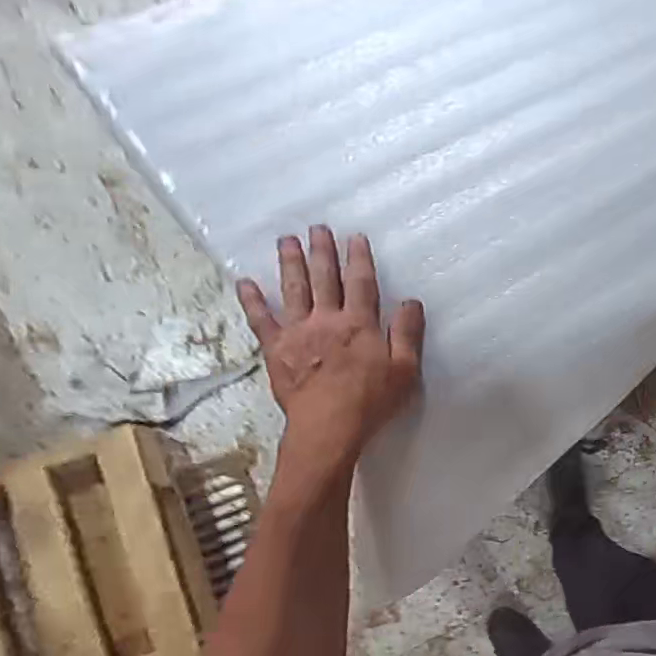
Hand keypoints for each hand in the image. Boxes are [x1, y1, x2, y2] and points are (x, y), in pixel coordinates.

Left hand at [236, 225, 424, 463]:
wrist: (327, 427)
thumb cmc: (370, 401)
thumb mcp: (404, 370)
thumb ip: (407, 334)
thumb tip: (411, 302)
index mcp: (359, 324)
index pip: (361, 283)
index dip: (358, 258)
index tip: (354, 237)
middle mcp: (327, 319)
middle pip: (324, 278)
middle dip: (322, 251)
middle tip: (317, 228)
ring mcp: (298, 332)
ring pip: (294, 289)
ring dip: (290, 263)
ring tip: (287, 241)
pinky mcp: (276, 349)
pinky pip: (262, 320)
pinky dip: (252, 301)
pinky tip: (244, 282)